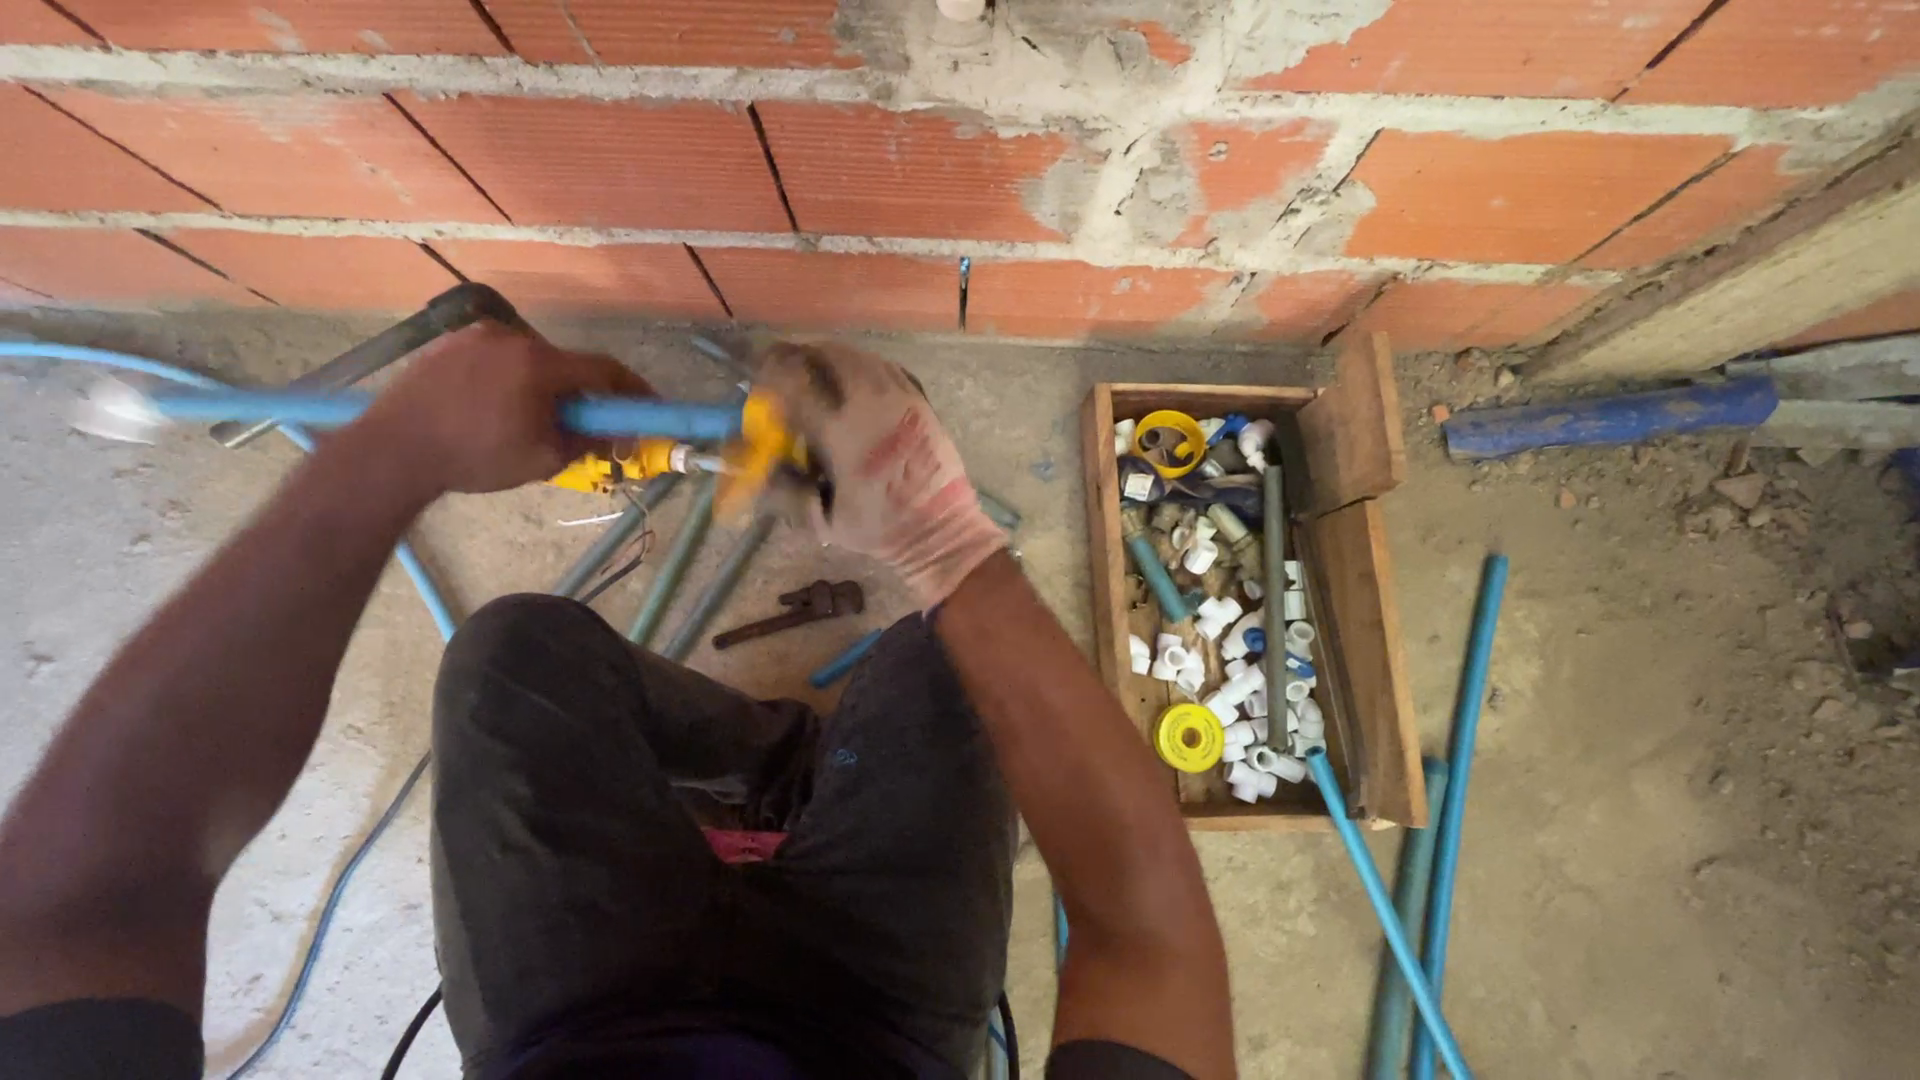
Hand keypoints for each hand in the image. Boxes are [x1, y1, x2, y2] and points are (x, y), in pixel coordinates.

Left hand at [349, 321, 654, 495]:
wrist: (392, 451)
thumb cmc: (475, 457)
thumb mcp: (545, 458)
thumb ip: (589, 442)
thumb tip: (619, 436)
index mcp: (539, 363)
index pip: (604, 370)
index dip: (632, 390)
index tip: (648, 407)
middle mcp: (511, 338)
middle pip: (567, 364)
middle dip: (584, 394)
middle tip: (589, 425)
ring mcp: (475, 337)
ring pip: (531, 361)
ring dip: (547, 388)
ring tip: (537, 421)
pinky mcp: (449, 346)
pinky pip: (498, 360)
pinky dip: (513, 382)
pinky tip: (501, 410)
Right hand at [756, 341, 1004, 607]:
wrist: (941, 531)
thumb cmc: (880, 531)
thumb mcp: (822, 522)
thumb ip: (781, 489)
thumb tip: (741, 459)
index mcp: (844, 434)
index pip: (796, 382)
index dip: (770, 373)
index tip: (758, 383)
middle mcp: (873, 405)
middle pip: (828, 354)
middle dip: (800, 357)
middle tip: (785, 371)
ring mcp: (902, 399)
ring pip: (859, 355)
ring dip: (830, 358)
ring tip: (815, 374)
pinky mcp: (922, 402)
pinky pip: (885, 367)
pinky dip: (862, 366)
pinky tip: (853, 385)